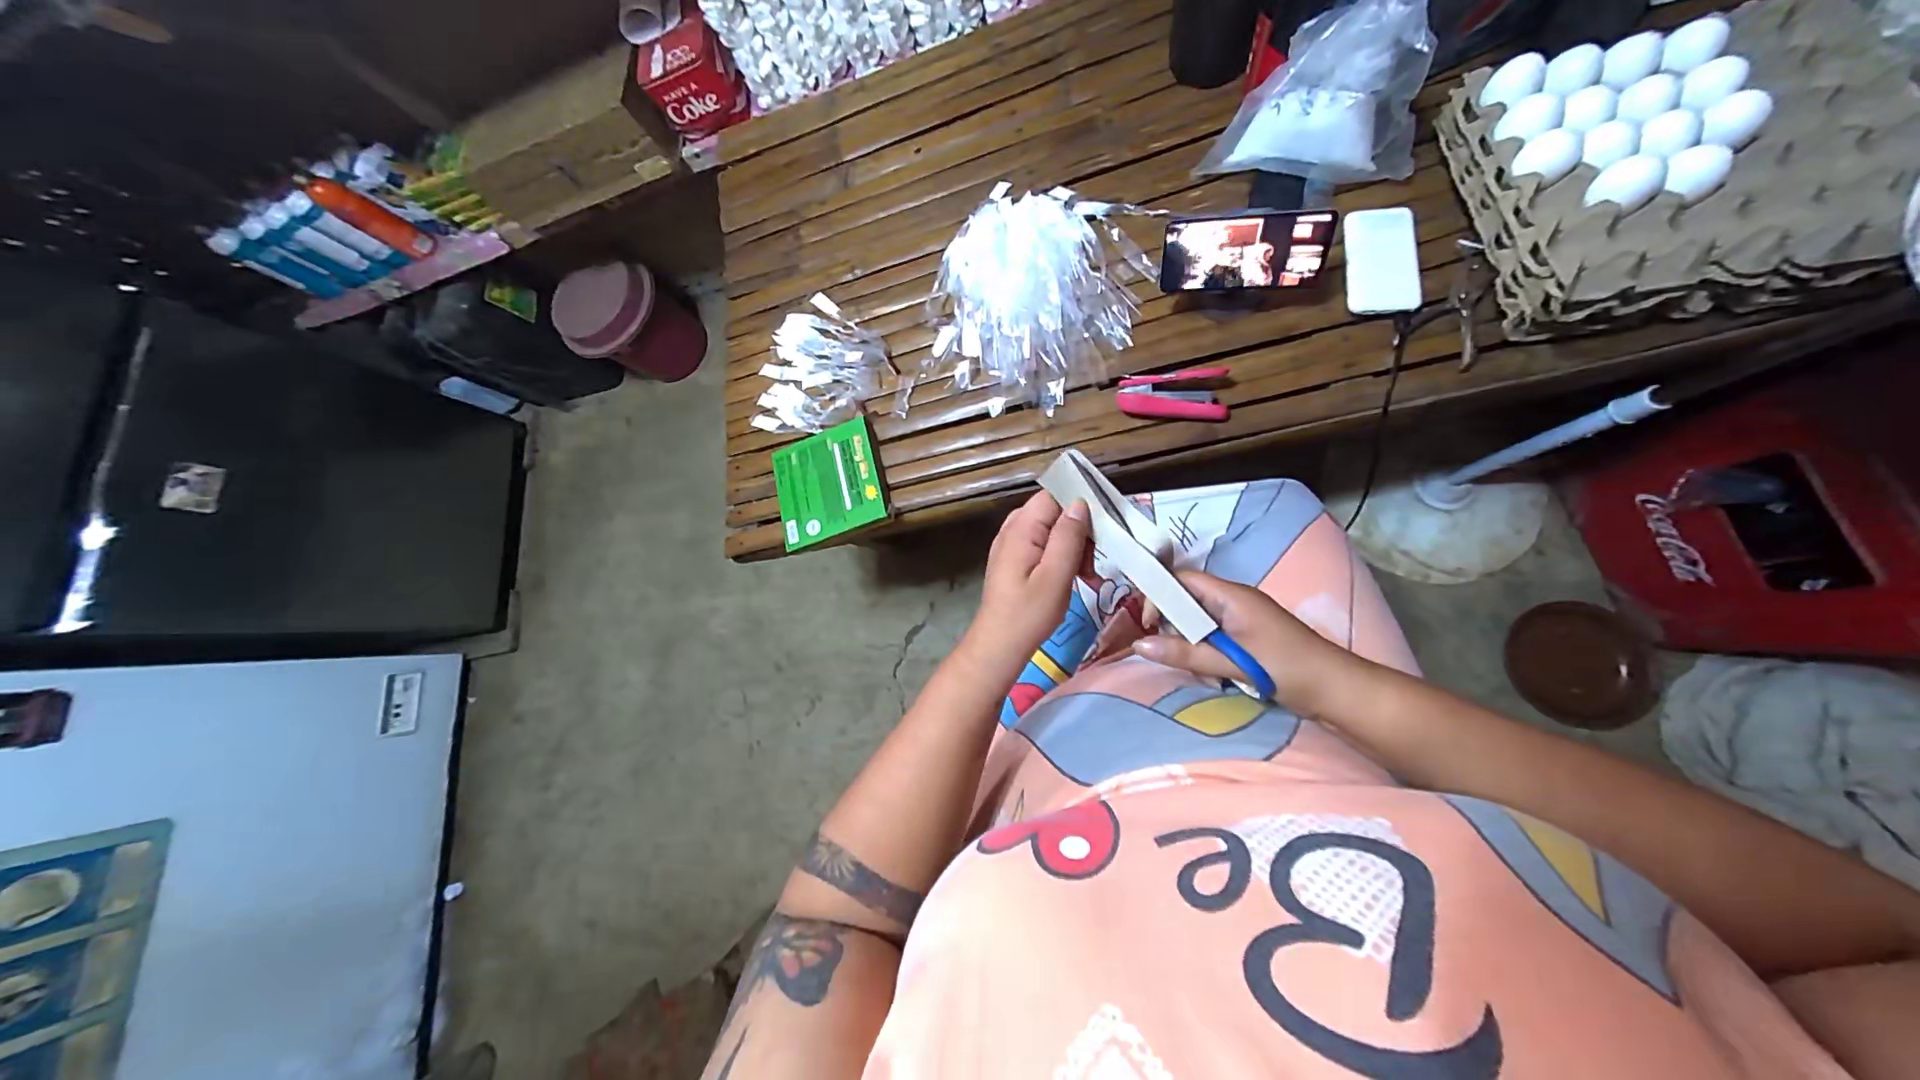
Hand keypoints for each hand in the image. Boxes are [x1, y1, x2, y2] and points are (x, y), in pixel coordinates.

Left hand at [962, 492, 1090, 672]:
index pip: (1055, 494)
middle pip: (1056, 510)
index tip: (1103, 528)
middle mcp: (1014, 527)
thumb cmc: (1029, 613)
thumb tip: (1081, 502)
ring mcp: (1013, 543)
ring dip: (1075, 547)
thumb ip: (1069, 536)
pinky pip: (1046, 545)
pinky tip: (1076, 578)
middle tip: (1093, 562)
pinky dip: (1063, 557)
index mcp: (1021, 527)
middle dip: (1081, 531)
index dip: (1081, 505)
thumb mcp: (1056, 575)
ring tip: (1087, 576)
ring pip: (1054, 529)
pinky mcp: (1017, 558)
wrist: (1000, 644)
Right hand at [1131, 570, 1364, 715]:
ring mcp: (1242, 621)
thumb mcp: (1233, 662)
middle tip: (1174, 655)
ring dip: (1191, 648)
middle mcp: (1234, 603)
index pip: (1182, 580)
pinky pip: (1213, 640)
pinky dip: (1207, 657)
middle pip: (1186, 603)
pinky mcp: (1247, 640)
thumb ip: (1186, 654)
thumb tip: (1139, 646)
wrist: (1338, 691)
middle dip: (1174, 629)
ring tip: (1204, 674)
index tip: (1147, 625)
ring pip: (1198, 626)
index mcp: (1232, 596)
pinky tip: (1217, 678)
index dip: (1159, 595)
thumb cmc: (1288, 668)